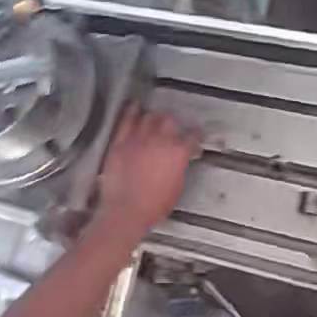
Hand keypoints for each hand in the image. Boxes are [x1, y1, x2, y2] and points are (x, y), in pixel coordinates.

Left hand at [93, 105, 199, 235]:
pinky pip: (126, 120)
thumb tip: (178, 162)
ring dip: (154, 117)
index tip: (196, 134)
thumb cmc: (153, 206)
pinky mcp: (121, 142)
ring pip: (149, 117)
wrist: (126, 210)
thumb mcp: (176, 188)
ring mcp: (139, 139)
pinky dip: (131, 111)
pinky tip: (134, 106)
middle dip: (172, 122)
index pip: (192, 137)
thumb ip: (179, 169)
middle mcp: (160, 141)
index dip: (195, 134)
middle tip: (172, 125)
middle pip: (169, 121)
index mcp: (178, 153)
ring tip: (155, 116)